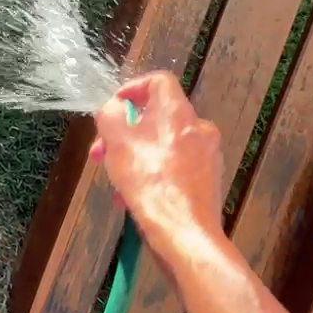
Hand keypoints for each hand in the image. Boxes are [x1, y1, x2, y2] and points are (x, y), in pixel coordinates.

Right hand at [89, 71, 224, 249]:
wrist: (184, 232)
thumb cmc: (147, 178)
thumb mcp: (115, 137)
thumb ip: (110, 112)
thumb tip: (116, 109)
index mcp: (178, 111)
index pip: (159, 80)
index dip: (133, 87)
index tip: (116, 106)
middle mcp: (199, 128)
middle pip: (156, 116)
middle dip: (125, 130)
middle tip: (103, 149)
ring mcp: (208, 157)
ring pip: (163, 143)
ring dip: (135, 153)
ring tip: (115, 177)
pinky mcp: (209, 181)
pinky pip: (175, 166)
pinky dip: (153, 172)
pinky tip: (134, 193)